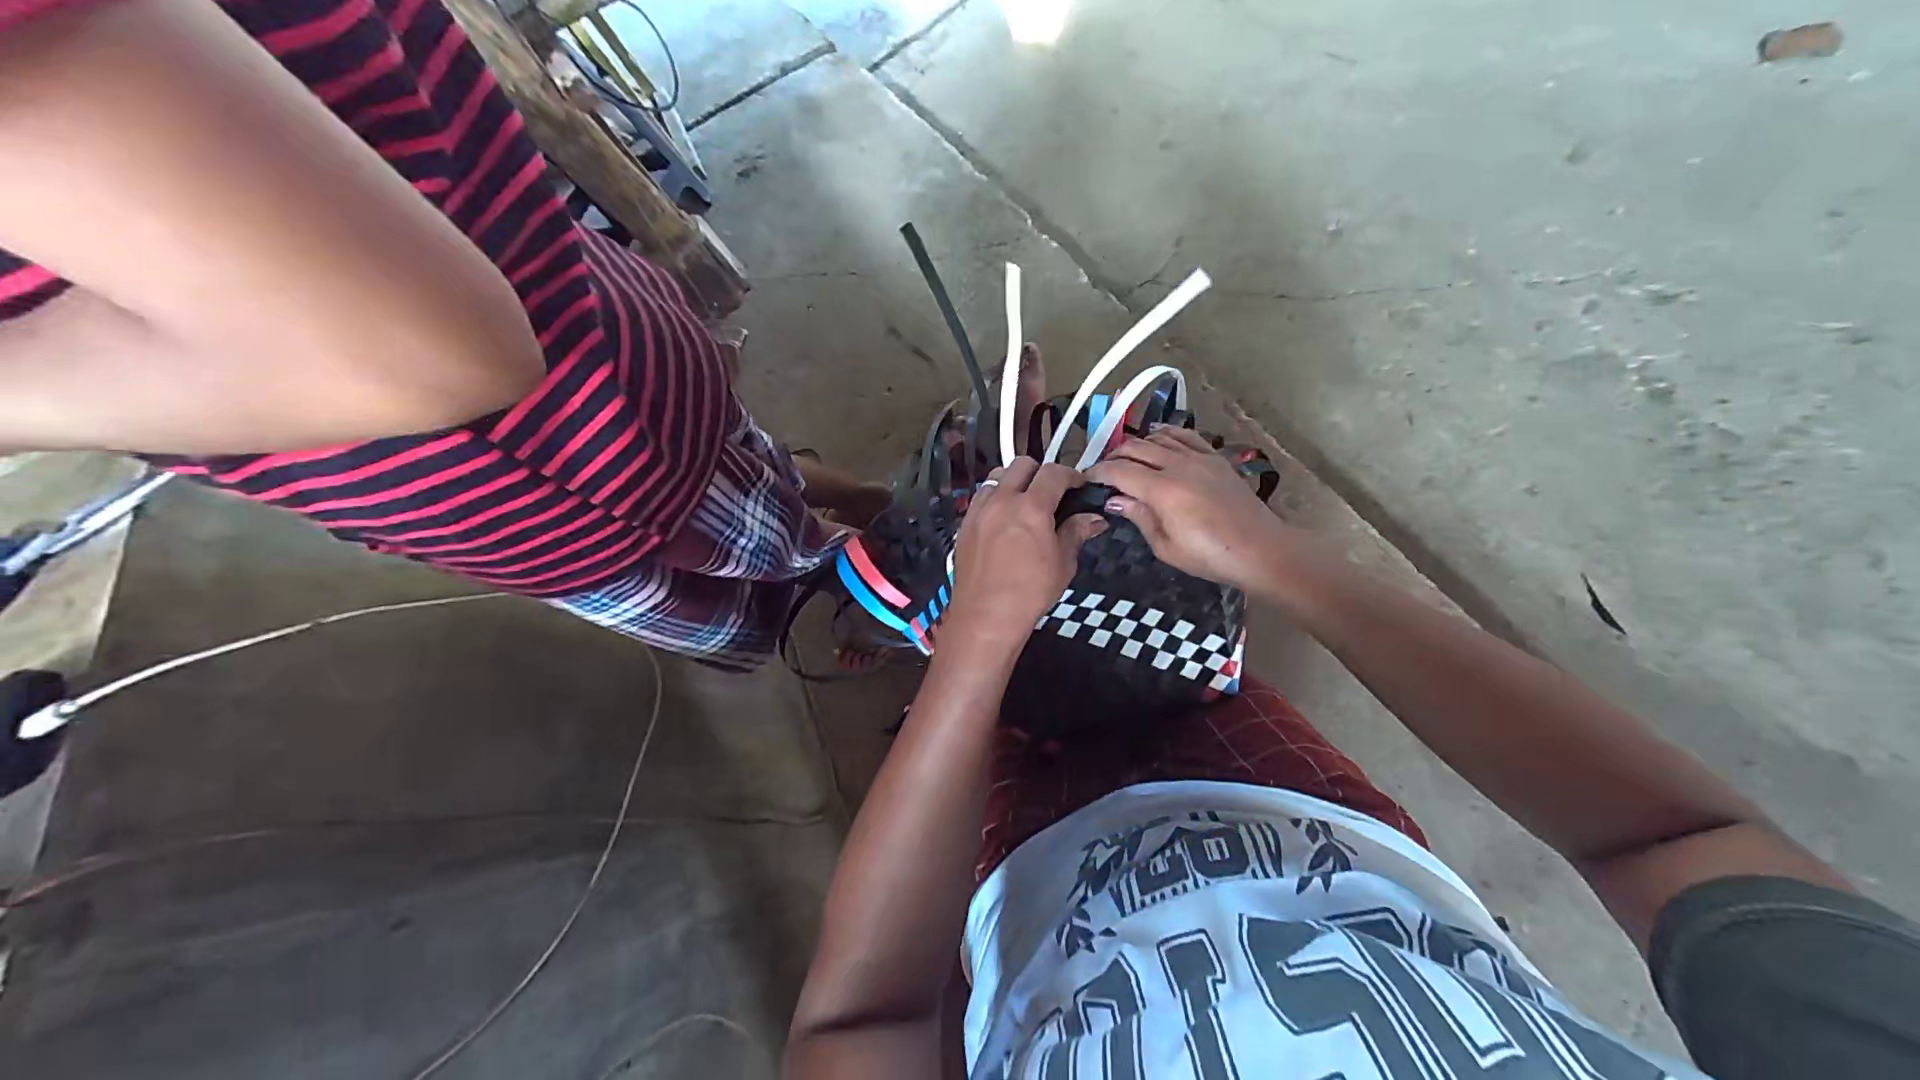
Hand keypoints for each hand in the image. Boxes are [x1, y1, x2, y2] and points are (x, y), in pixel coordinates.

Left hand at [945, 458, 1106, 651]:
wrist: (986, 616)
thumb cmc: (1029, 593)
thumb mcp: (1063, 564)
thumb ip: (1076, 533)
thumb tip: (1093, 519)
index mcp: (1031, 508)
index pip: (1054, 473)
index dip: (1071, 476)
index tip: (1078, 486)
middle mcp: (1002, 501)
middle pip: (1022, 465)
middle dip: (1041, 473)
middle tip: (1052, 493)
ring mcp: (979, 511)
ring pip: (997, 477)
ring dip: (1014, 482)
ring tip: (1025, 503)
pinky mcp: (965, 524)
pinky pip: (981, 497)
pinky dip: (995, 498)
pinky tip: (1003, 519)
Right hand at [1087, 426, 1307, 596]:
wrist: (1261, 550)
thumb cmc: (1209, 556)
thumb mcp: (1165, 546)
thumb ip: (1139, 516)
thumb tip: (1114, 499)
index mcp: (1163, 490)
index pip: (1119, 470)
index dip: (1098, 472)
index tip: (1086, 480)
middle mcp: (1179, 466)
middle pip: (1135, 448)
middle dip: (1113, 456)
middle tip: (1103, 472)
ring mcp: (1199, 458)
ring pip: (1158, 437)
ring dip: (1137, 444)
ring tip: (1126, 458)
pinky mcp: (1215, 458)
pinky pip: (1185, 436)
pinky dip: (1166, 433)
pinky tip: (1157, 437)